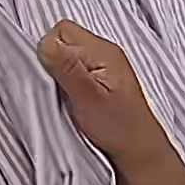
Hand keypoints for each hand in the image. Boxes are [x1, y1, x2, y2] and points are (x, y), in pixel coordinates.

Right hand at [35, 21, 184, 184]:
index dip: (48, 52)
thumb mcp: (88, 97)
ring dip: (59, 75)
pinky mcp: (97, 79)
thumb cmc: (120, 128)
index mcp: (102, 51)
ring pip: (64, 56)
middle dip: (52, 62)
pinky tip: (73, 101)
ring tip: (69, 97)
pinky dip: (66, 84)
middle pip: (61, 40)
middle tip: (61, 89)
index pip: (60, 31)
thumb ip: (66, 67)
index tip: (51, 78)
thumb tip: (46, 43)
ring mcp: (101, 66)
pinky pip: (71, 70)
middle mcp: (102, 53)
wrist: (138, 152)